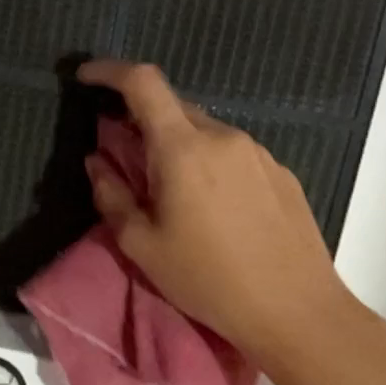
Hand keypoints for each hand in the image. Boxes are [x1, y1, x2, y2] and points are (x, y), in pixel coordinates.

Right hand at [76, 60, 351, 355]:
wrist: (299, 314)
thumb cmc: (209, 280)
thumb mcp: (142, 246)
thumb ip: (111, 195)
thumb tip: (98, 162)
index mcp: (182, 148)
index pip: (143, 82)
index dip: (109, 71)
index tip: (86, 79)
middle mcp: (222, 137)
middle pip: (172, 105)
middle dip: (139, 118)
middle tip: (122, 153)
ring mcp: (258, 153)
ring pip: (203, 129)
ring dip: (175, 143)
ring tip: (167, 189)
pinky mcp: (281, 173)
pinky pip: (231, 152)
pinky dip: (207, 161)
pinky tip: (210, 206)